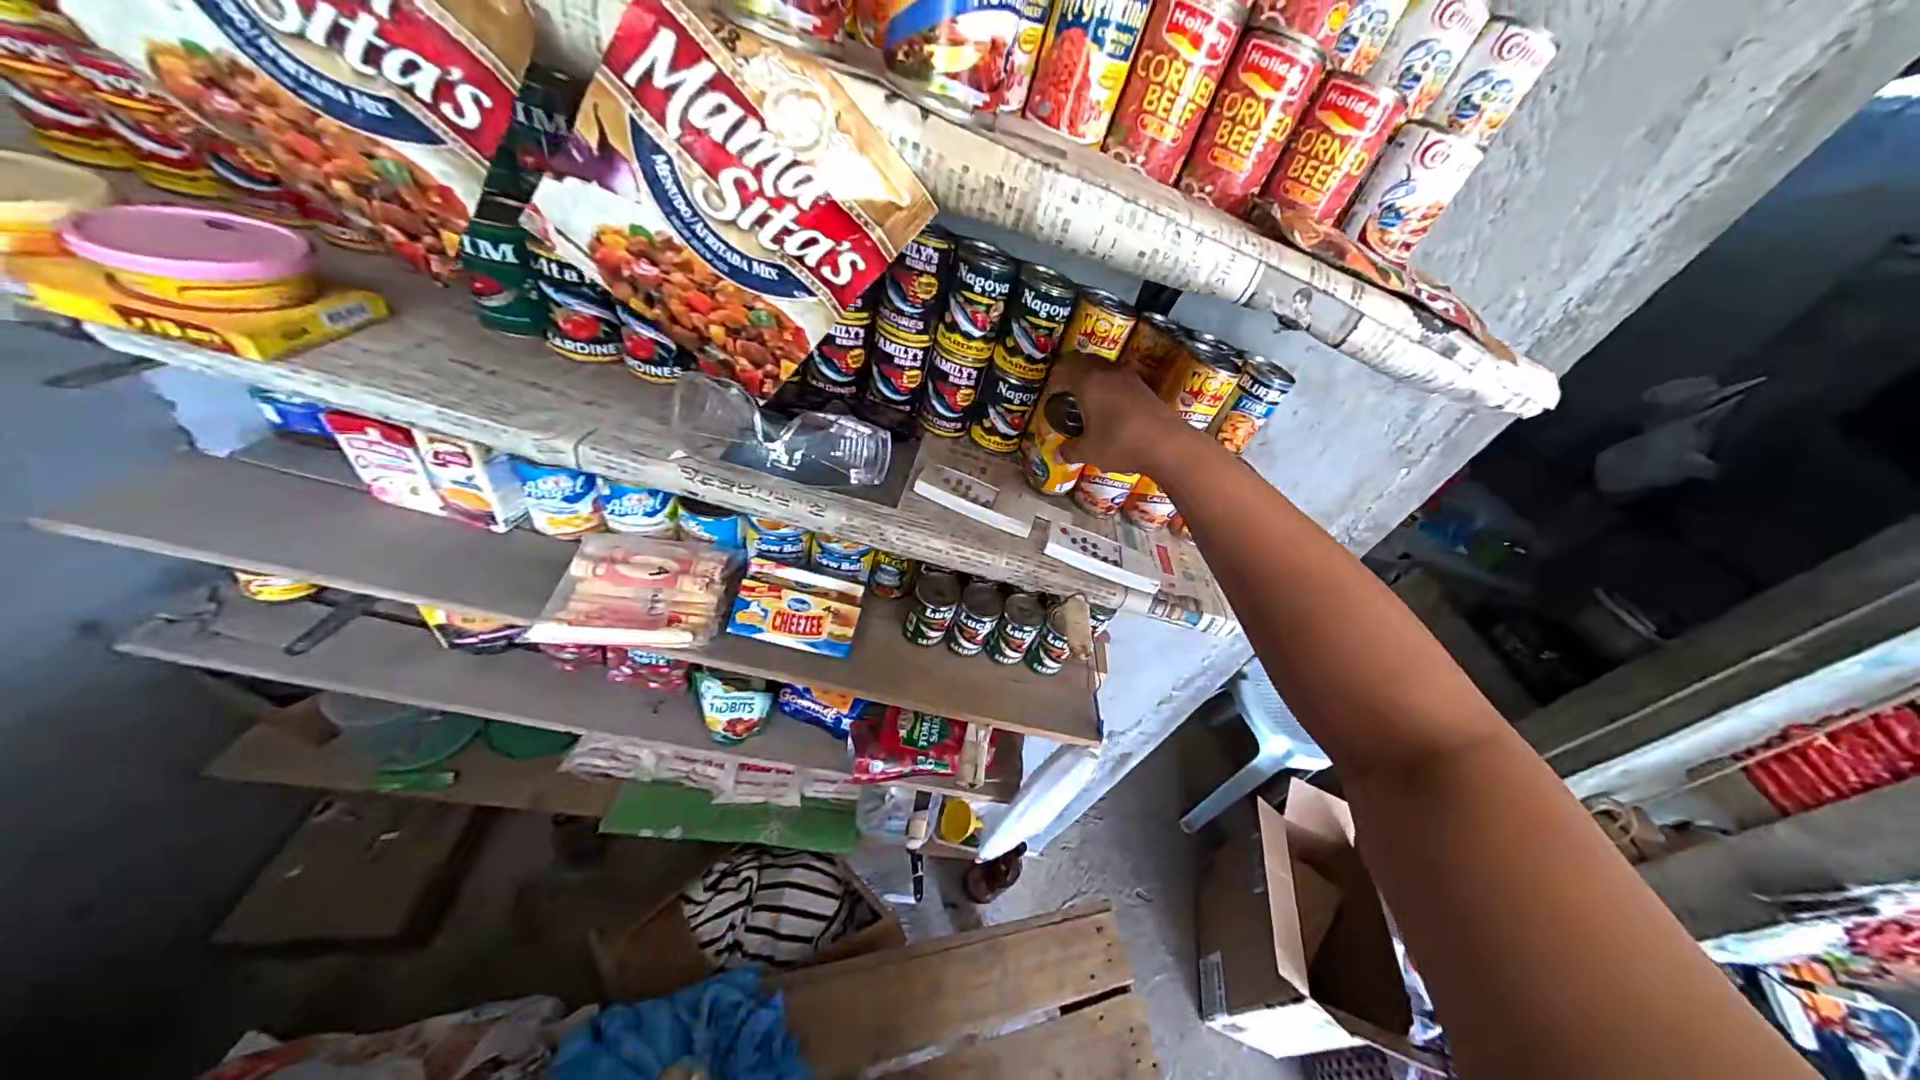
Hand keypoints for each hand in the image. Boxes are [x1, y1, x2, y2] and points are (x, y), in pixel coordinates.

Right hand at [1045, 351, 1204, 474]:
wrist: (1168, 445)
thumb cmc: (1120, 444)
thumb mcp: (1089, 452)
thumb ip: (1071, 450)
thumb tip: (1059, 454)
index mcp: (1089, 383)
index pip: (1064, 370)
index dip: (1054, 378)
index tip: (1049, 389)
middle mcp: (1109, 374)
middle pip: (1085, 362)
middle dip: (1073, 371)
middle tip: (1064, 384)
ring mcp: (1130, 379)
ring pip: (1105, 369)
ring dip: (1094, 376)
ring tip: (1087, 393)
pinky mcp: (1146, 389)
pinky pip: (1121, 381)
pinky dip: (1110, 387)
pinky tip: (1110, 404)